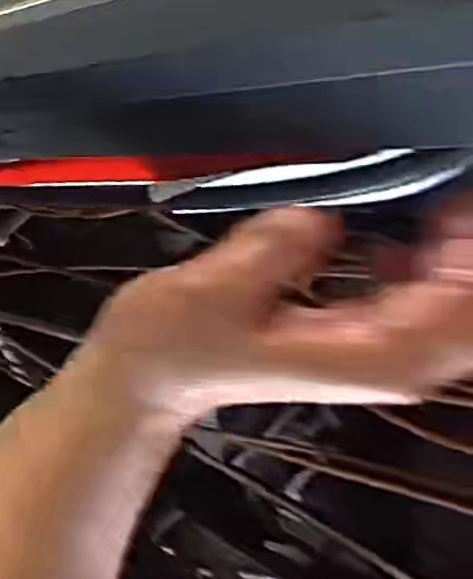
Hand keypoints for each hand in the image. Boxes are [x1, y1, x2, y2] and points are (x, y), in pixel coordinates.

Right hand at [74, 199, 472, 419]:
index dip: (464, 244)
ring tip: (417, 215)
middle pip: (469, 307)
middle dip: (456, 251)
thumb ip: (269, 249)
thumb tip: (313, 214)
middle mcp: (397, 362)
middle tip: (432, 201)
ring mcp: (379, 357)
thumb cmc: (165, 343)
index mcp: (375, 354)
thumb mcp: (206, 289)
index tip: (444, 198)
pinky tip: (385, 249)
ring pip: (451, 308)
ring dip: (441, 261)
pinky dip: (414, 274)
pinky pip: (417, 308)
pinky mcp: (355, 345)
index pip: (466, 299)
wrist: (139, 379)